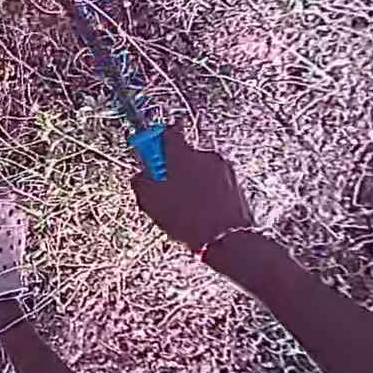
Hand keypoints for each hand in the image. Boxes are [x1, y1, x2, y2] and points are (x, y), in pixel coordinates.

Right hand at [133, 125, 252, 251]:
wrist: (226, 239)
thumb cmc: (188, 218)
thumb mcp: (149, 201)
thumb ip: (140, 181)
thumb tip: (139, 176)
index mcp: (182, 155)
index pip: (167, 133)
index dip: (154, 140)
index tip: (147, 149)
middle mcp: (205, 156)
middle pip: (182, 153)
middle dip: (170, 165)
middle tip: (160, 184)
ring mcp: (222, 169)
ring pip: (197, 167)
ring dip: (187, 178)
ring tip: (180, 202)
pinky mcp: (234, 182)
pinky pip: (211, 179)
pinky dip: (202, 188)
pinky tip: (195, 207)